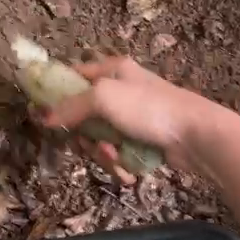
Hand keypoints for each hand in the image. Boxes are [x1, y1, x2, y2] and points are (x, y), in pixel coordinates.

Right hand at [41, 57, 227, 182]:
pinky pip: (117, 153)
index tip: (42, 115)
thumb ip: (71, 106)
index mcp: (112, 70)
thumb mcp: (104, 98)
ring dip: (103, 154)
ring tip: (116, 159)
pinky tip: (128, 169)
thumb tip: (44, 118)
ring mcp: (132, 118)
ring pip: (98, 138)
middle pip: (82, 115)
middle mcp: (120, 90)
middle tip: (90, 145)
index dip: (55, 93)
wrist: (197, 136)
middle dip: (85, 136)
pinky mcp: (141, 140)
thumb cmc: (149, 108)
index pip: (73, 75)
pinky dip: (119, 163)